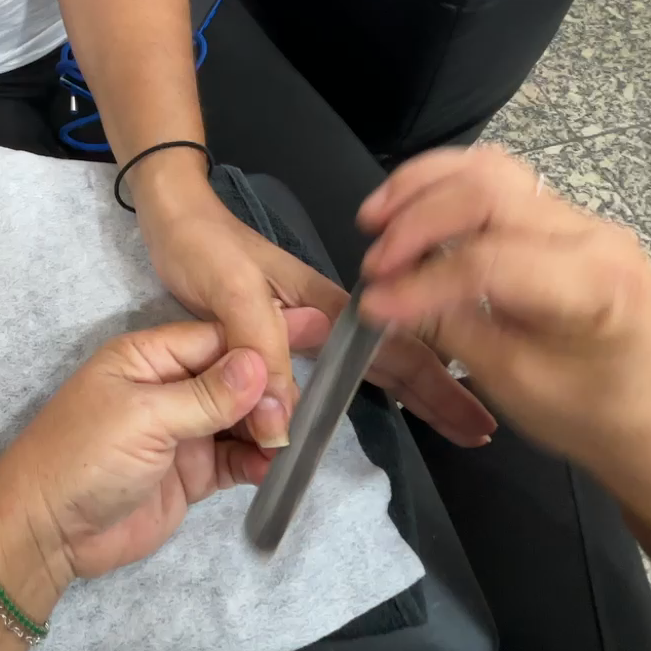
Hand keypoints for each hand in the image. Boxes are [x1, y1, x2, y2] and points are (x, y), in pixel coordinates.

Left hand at [0, 313, 328, 589]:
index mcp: (149, 357)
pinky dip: (257, 461)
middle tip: (300, 409)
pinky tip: (277, 465)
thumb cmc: (86, 456)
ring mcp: (182, 430)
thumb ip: (206, 394)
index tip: (305, 353)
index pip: (215, 339)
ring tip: (296, 437)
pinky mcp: (191, 471)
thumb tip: (259, 361)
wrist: (50, 531)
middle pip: (233, 378)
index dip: (257, 347)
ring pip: (239, 418)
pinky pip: (234, 459)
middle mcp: (169, 386)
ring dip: (267, 426)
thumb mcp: (144, 416)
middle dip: (267, 390)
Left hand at [134, 172, 495, 449]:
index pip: (393, 348)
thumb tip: (286, 430)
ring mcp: (294, 326)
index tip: (478, 422)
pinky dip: (341, 396)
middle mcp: (317, 317)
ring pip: (356, 368)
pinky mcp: (267, 336)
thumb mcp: (233, 294)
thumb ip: (262, 354)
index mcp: (322, 304)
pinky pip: (315, 374)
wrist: (171, 217)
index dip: (435, 385)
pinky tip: (352, 408)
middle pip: (388, 359)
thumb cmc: (203, 246)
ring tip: (441, 424)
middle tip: (478, 433)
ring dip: (399, 395)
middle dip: (434, 394)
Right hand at [356, 146, 650, 486]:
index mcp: (596, 286)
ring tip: (376, 216)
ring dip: (422, 186)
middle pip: (487, 194)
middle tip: (373, 259)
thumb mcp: (511, 380)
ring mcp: (577, 217)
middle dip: (417, 221)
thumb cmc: (588, 412)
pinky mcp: (557, 214)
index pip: (489, 262)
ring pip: (488, 169)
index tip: (373, 306)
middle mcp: (593, 235)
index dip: (421, 281)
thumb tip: (383, 296)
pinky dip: (441, 183)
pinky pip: (494, 177)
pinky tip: (408, 202)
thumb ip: (446, 325)